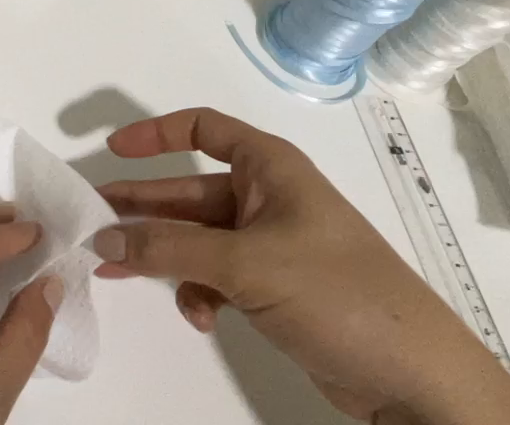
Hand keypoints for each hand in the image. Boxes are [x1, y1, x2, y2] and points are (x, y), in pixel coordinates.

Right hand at [92, 108, 509, 424]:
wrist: (418, 381)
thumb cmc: (336, 292)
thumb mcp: (245, 263)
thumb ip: (169, 248)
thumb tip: (102, 240)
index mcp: (269, 168)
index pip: (203, 129)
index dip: (155, 133)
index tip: (113, 150)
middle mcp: (267, 198)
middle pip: (188, 191)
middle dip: (142, 208)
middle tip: (92, 221)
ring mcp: (270, 245)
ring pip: (196, 238)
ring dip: (162, 255)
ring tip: (117, 273)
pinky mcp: (273, 289)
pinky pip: (215, 276)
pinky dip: (197, 291)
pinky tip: (197, 316)